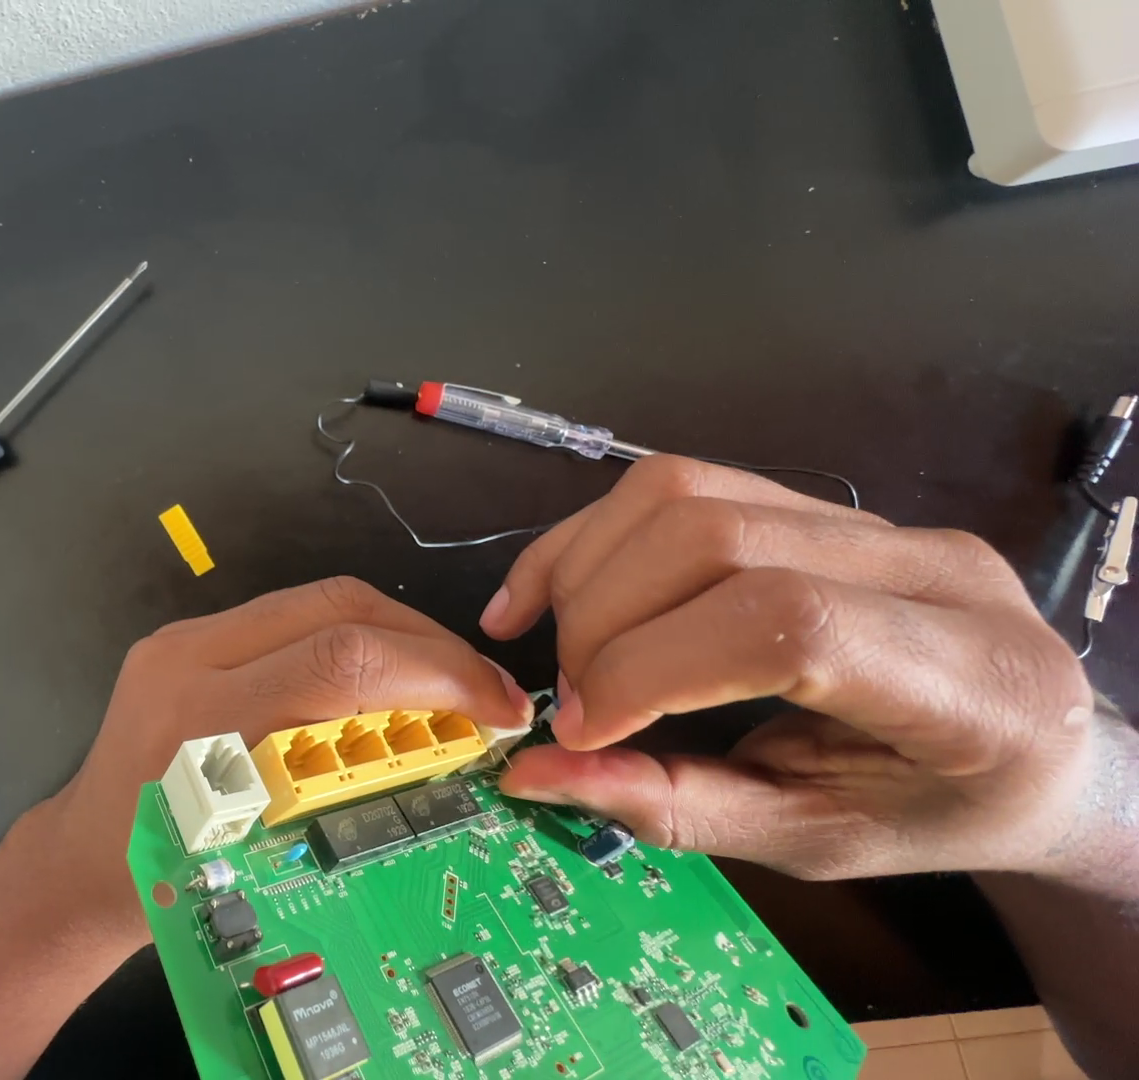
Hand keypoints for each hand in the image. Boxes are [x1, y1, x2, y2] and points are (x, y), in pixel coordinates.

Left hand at [38, 576, 534, 939]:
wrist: (80, 860)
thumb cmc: (166, 885)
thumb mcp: (263, 857)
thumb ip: (348, 790)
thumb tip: (445, 746)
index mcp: (204, 720)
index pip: (339, 659)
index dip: (436, 673)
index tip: (496, 708)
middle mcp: (189, 657)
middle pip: (334, 604)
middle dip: (425, 639)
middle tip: (480, 686)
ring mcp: (182, 639)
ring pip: (313, 599)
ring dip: (392, 632)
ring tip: (441, 680)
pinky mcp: (184, 638)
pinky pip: (286, 617)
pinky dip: (348, 637)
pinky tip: (378, 678)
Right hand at [479, 455, 1100, 883]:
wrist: (1018, 750)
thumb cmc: (923, 813)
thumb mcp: (804, 839)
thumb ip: (671, 805)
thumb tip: (530, 773)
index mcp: (973, 676)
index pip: (782, 622)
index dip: (651, 667)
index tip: (579, 729)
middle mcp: (926, 565)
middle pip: (710, 537)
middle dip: (600, 622)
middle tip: (571, 699)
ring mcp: (860, 516)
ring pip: (675, 492)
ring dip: (582, 572)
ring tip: (561, 647)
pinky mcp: (800, 500)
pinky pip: (667, 488)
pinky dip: (583, 541)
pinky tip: (544, 594)